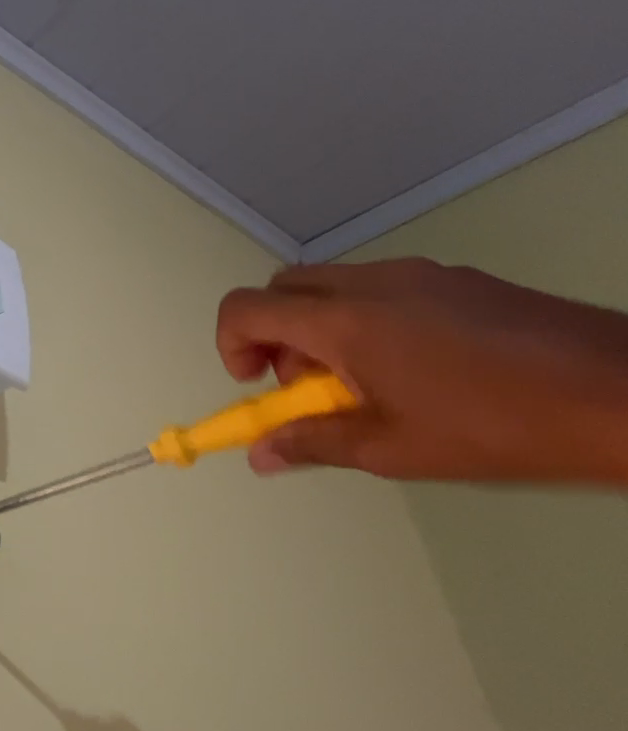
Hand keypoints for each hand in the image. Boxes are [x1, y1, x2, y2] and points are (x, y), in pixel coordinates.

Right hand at [216, 259, 627, 483]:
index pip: (247, 308)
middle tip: (305, 384)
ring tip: (364, 381)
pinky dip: (367, 319)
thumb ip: (313, 442)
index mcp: (347, 322)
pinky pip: (384, 288)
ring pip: (335, 285)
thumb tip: (262, 454)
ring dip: (320, 327)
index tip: (258, 385)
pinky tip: (415, 367)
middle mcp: (378, 284)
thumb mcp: (392, 449)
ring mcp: (426, 276)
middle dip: (272, 334)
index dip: (231, 344)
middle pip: (284, 288)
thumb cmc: (498, 427)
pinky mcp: (465, 280)